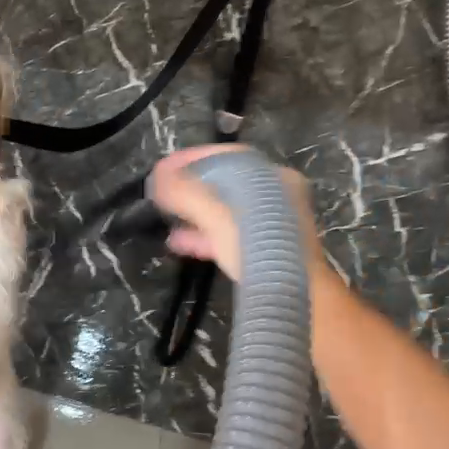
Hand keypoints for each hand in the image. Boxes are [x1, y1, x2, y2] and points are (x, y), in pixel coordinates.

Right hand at [148, 143, 323, 281]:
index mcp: (271, 176)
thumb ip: (182, 192)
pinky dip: (206, 234)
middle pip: (225, 184)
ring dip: (195, 213)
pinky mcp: (268, 249)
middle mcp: (277, 195)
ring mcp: (274, 224)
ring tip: (167, 219)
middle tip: (165, 193)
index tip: (164, 169)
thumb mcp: (213, 212)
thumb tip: (157, 179)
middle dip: (190, 189)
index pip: (225, 156)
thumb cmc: (254, 242)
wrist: (291, 292)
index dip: (190, 159)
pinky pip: (232, 233)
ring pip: (227, 210)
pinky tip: (180, 242)